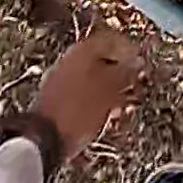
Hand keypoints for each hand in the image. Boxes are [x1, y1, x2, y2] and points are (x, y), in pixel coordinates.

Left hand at [34, 29, 144, 159]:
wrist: (40, 142)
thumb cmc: (78, 109)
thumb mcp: (109, 90)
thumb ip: (125, 73)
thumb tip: (139, 62)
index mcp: (84, 49)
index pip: (114, 39)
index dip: (131, 51)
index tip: (142, 66)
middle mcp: (72, 59)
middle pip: (104, 59)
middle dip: (121, 73)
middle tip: (134, 88)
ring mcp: (62, 79)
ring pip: (94, 77)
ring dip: (111, 90)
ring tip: (122, 106)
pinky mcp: (57, 99)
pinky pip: (84, 92)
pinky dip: (97, 100)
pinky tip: (105, 114)